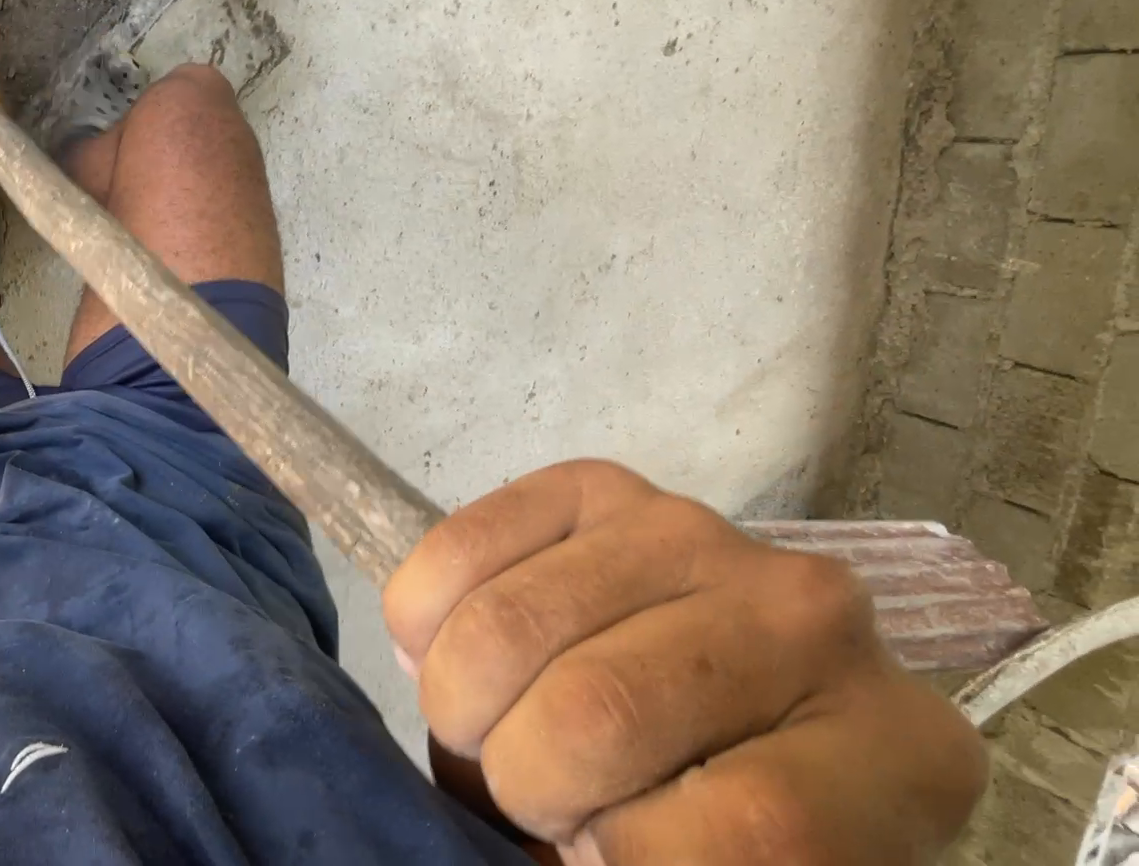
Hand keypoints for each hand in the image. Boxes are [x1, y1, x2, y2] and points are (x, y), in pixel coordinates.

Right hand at [384, 461, 985, 864]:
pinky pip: (459, 548)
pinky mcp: (589, 483)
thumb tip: (548, 841)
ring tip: (480, 723)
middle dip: (515, 776)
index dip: (631, 857)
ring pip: (505, 628)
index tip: (606, 851)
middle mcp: (801, 610)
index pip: (749, 828)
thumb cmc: (722, 793)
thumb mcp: (723, 864)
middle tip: (519, 790)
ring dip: (456, 703)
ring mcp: (682, 526)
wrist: (704, 679)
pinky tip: (437, 650)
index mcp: (892, 745)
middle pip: (593, 711)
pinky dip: (417, 618)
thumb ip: (666, 862)